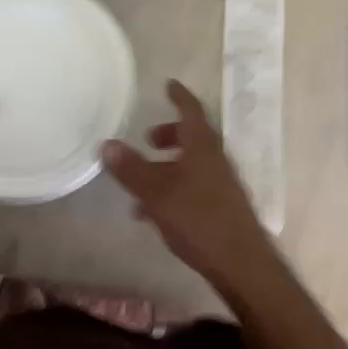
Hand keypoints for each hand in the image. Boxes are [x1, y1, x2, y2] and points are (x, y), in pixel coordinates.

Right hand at [104, 80, 276, 291]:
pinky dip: (172, 190)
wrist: (241, 263)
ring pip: (191, 165)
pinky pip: (192, 188)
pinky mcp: (221, 208)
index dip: (179, 96)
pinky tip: (151, 215)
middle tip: (147, 139)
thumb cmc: (198, 219)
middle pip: (192, 137)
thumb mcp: (157, 193)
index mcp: (203, 146)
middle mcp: (215, 159)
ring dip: (167, 166)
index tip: (168, 84)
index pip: (192, 110)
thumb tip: (107, 144)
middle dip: (169, 134)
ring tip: (139, 184)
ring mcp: (221, 185)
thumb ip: (132, 169)